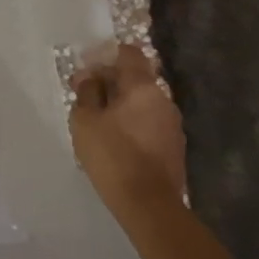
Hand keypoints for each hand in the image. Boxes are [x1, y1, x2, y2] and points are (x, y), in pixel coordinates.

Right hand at [70, 43, 186, 214]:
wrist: (149, 204)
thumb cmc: (112, 154)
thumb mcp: (84, 119)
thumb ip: (87, 92)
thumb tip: (91, 79)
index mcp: (142, 88)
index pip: (129, 53)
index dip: (107, 55)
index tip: (87, 68)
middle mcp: (164, 100)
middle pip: (136, 78)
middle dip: (110, 82)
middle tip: (85, 96)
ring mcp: (173, 125)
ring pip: (143, 101)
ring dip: (122, 104)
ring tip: (98, 120)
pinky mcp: (175, 146)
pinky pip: (150, 121)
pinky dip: (133, 122)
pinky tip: (115, 139)